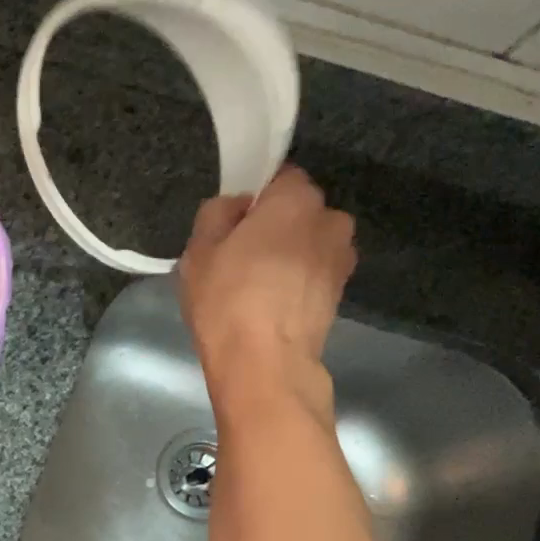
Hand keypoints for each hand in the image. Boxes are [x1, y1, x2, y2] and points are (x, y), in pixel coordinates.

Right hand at [177, 166, 356, 416]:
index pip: (279, 178)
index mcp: (296, 199)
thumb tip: (236, 206)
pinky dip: (295, 284)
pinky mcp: (340, 291)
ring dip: (287, 257)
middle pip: (297, 212)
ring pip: (307, 244)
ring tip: (255, 290)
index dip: (253, 200)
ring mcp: (341, 256)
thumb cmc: (227, 300)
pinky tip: (269, 308)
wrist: (264, 362)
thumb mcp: (198, 252)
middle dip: (273, 228)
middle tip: (236, 261)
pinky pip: (312, 274)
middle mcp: (330, 218)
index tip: (230, 227)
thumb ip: (215, 215)